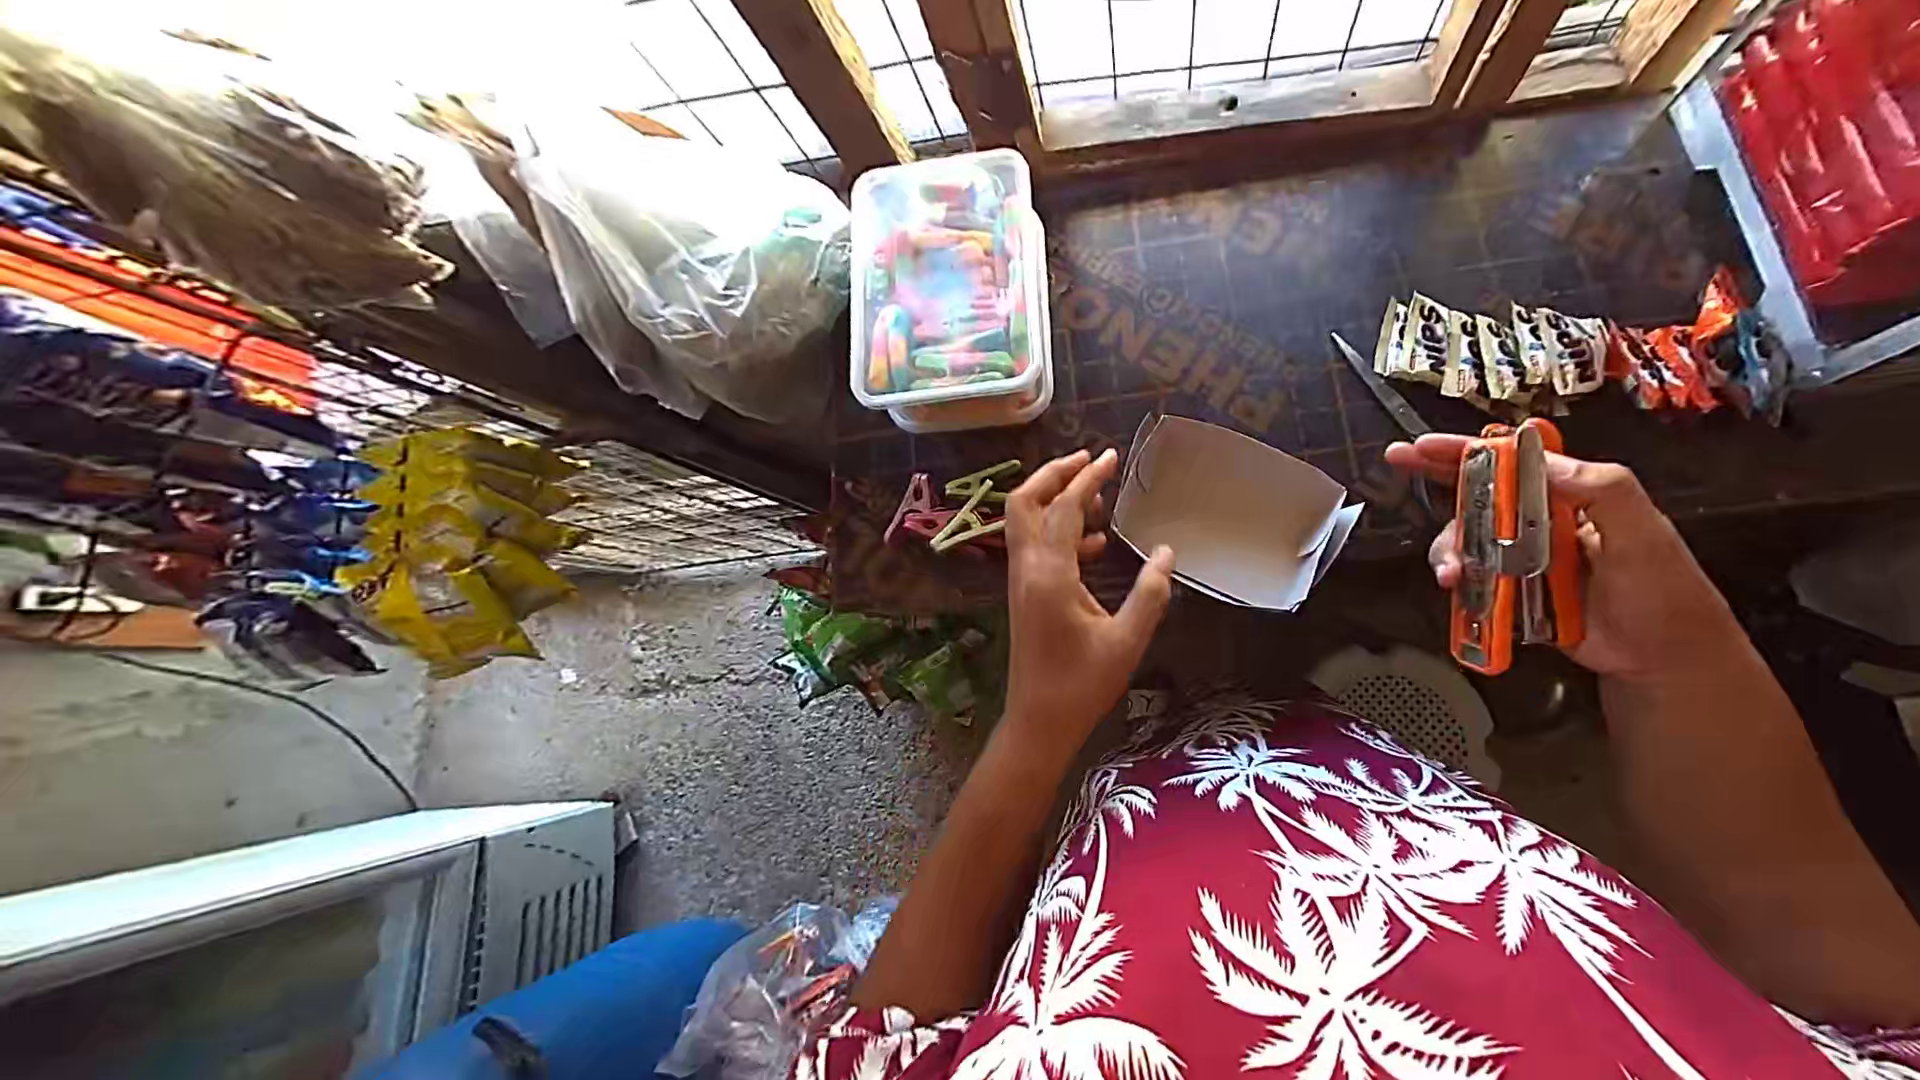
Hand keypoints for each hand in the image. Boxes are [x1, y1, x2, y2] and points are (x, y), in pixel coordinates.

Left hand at [1003, 448, 1175, 753]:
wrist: (1039, 721)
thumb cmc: (1083, 684)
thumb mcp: (1127, 640)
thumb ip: (1149, 593)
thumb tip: (1165, 553)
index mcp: (1049, 574)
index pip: (1063, 508)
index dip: (1087, 478)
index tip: (1111, 456)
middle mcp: (1026, 569)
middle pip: (1023, 502)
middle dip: (1053, 474)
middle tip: (1089, 462)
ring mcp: (1020, 580)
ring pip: (1024, 522)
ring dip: (1054, 501)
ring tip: (1098, 501)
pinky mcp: (1024, 593)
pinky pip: (1034, 546)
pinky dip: (1058, 532)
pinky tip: (1094, 546)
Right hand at [1385, 435, 1745, 682]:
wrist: (1662, 658)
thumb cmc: (1665, 593)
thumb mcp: (1646, 535)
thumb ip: (1604, 490)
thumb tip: (1544, 461)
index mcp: (1569, 497)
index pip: (1513, 462)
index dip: (1467, 448)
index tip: (1425, 444)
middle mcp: (1537, 521)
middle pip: (1476, 493)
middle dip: (1435, 478)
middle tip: (1398, 462)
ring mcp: (1519, 555)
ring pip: (1464, 538)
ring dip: (1448, 549)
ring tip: (1453, 572)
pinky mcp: (1507, 587)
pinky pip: (1467, 574)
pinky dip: (1454, 578)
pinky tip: (1457, 587)